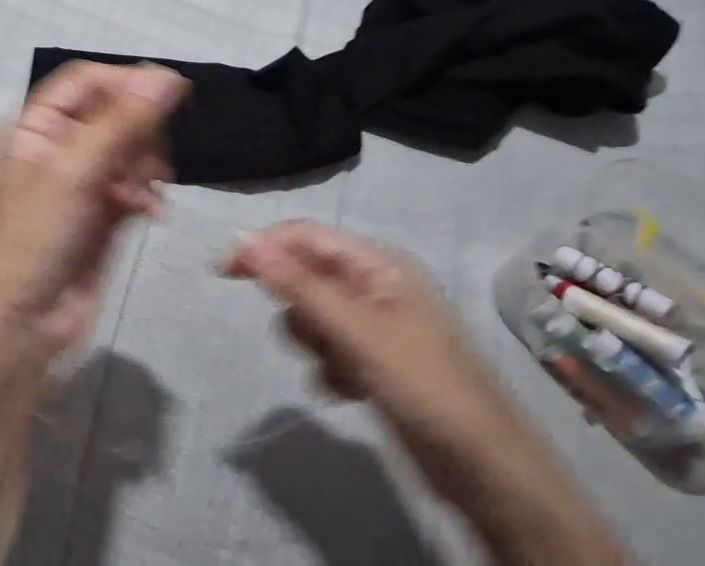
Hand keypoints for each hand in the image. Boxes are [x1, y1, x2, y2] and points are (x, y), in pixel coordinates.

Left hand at [0, 62, 188, 360]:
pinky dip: (147, 196)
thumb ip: (122, 123)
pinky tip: (149, 214)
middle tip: (151, 163)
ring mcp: (82, 183)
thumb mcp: (73, 174)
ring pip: (132, 151)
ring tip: (142, 197)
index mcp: (36, 127)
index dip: (126, 82)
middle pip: (116, 113)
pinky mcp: (104, 216)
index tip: (172, 94)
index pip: (86, 81)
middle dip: (140, 133)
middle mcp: (58, 148)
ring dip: (146, 168)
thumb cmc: (33, 241)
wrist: (22, 328)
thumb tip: (166, 75)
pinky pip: (137, 187)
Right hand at [222, 223, 532, 498]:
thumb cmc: (423, 385)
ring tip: (346, 370)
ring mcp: (374, 327)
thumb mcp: (356, 330)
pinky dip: (330, 370)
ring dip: (316, 345)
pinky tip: (354, 392)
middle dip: (300, 310)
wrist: (483, 467)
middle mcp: (375, 287)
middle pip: (304, 278)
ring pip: (310, 318)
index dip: (262, 247)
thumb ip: (297, 285)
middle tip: (320, 338)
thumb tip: (243, 239)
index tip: (222, 271)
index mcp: (379, 265)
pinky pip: (326, 351)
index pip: (305, 237)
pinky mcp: (372, 362)